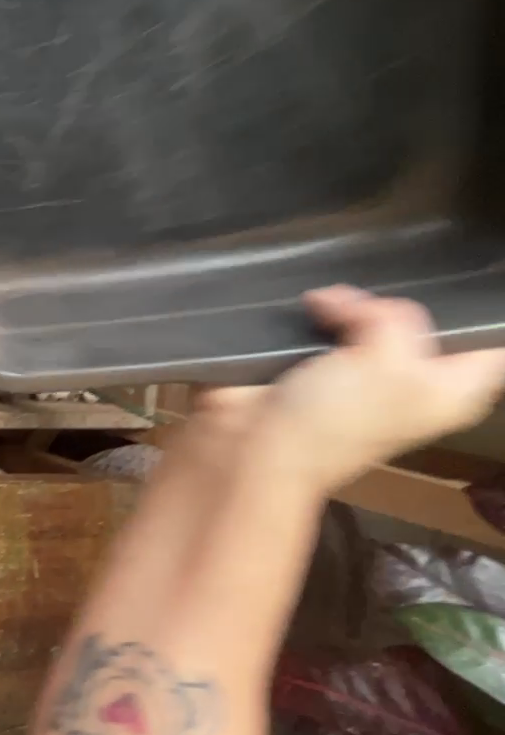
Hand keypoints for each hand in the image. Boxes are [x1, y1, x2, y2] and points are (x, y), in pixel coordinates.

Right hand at [197, 286, 504, 493]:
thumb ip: (388, 318)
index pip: (486, 343)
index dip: (465, 317)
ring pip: (363, 321)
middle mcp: (409, 378)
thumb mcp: (387, 365)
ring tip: (318, 304)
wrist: (253, 442)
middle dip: (389, 302)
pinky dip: (304, 316)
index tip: (436, 292)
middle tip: (362, 299)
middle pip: (416, 322)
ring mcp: (354, 372)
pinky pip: (315, 329)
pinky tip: (296, 311)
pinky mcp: (304, 365)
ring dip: (340, 306)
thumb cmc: (333, 415)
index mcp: (452, 389)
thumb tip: (340, 300)